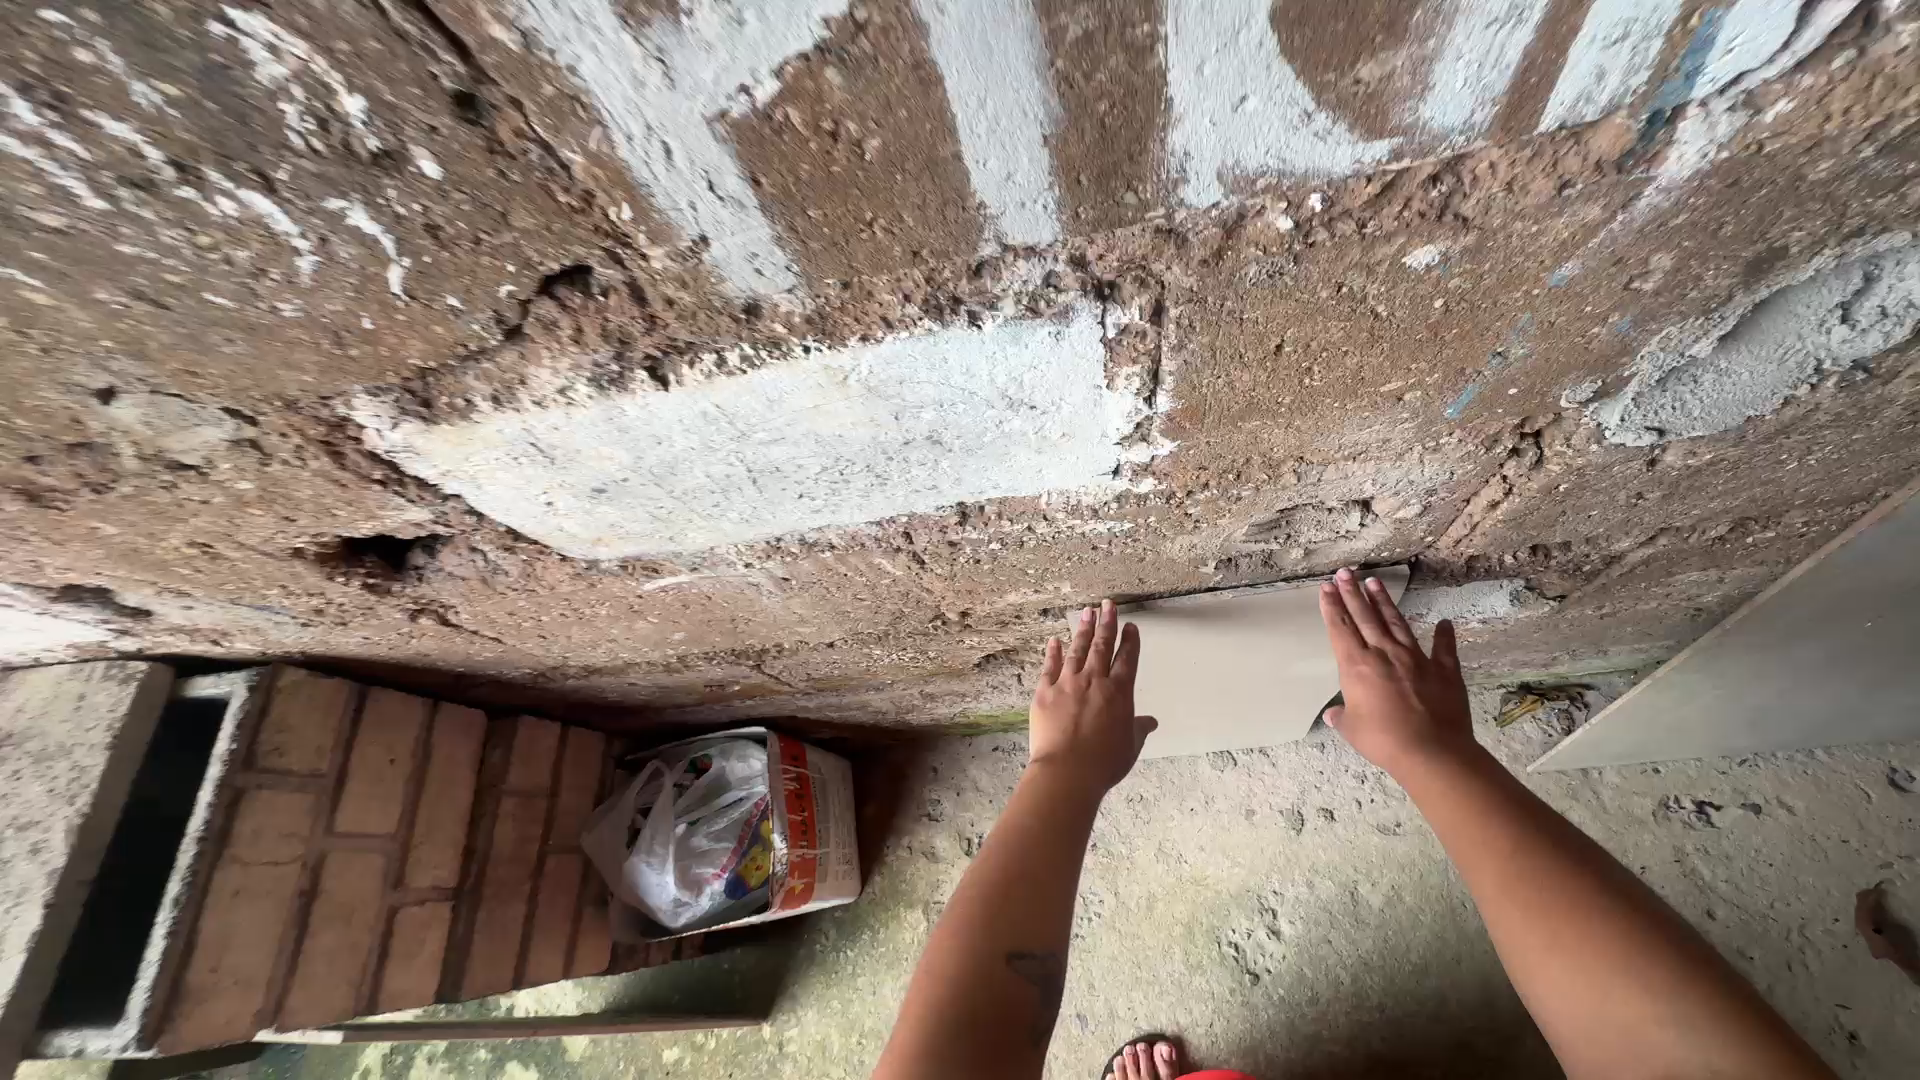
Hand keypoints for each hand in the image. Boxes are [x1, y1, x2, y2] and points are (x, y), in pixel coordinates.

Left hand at [1028, 600, 1157, 793]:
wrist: (1067, 771)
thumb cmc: (1104, 763)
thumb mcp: (1130, 746)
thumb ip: (1138, 729)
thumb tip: (1150, 722)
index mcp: (1119, 693)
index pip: (1127, 659)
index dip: (1130, 641)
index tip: (1130, 625)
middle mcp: (1095, 681)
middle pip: (1103, 646)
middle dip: (1107, 623)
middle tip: (1108, 605)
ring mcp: (1068, 683)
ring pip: (1078, 650)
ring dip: (1083, 631)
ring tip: (1087, 613)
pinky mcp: (1045, 692)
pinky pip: (1050, 667)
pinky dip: (1053, 652)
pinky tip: (1055, 640)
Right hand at [1318, 568, 1476, 774]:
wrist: (1432, 752)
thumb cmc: (1383, 740)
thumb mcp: (1352, 729)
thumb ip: (1343, 716)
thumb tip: (1334, 714)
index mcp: (1356, 666)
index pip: (1340, 628)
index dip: (1331, 606)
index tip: (1326, 588)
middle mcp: (1383, 654)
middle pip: (1364, 617)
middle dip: (1352, 593)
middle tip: (1344, 572)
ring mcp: (1415, 659)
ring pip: (1396, 623)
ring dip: (1384, 602)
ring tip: (1374, 582)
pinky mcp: (1444, 671)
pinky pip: (1443, 649)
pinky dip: (1444, 635)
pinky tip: (1444, 622)